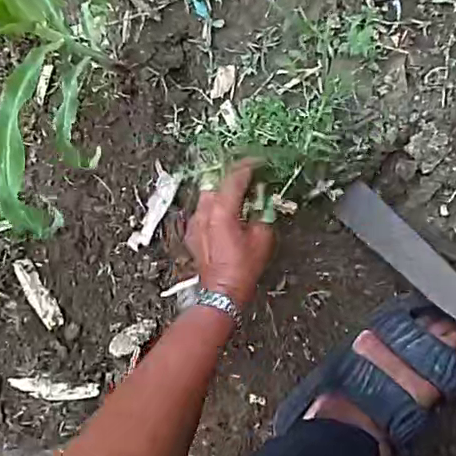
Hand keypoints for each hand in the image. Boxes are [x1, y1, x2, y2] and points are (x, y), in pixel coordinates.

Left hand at [184, 160, 275, 306]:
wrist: (221, 293)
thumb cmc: (242, 269)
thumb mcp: (263, 239)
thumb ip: (263, 213)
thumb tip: (262, 202)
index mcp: (222, 211)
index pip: (234, 177)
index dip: (248, 166)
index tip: (259, 162)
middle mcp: (204, 212)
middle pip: (216, 182)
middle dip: (233, 177)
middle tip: (249, 177)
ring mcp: (194, 222)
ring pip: (207, 195)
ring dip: (223, 191)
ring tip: (239, 195)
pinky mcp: (192, 232)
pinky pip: (203, 210)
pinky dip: (215, 206)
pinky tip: (227, 214)